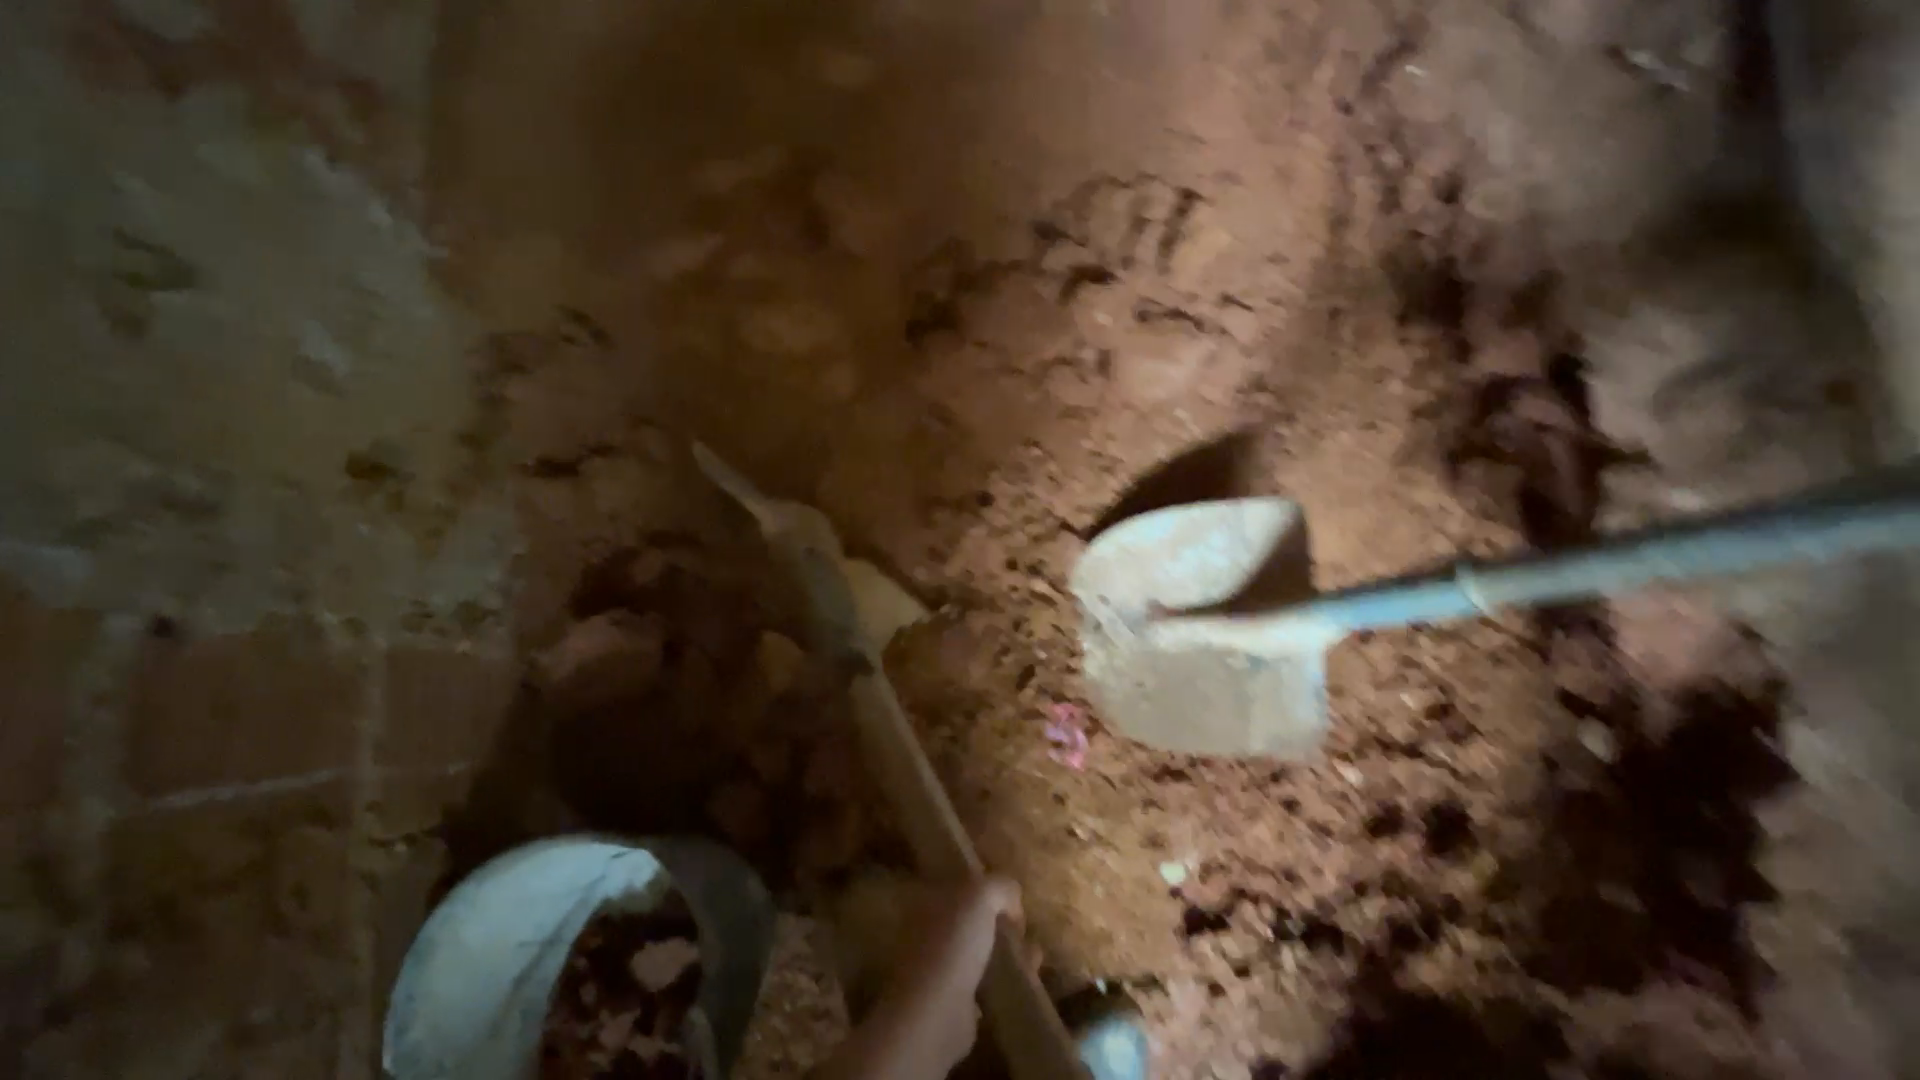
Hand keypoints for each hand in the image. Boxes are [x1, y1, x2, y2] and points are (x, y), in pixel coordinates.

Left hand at [822, 877, 1022, 1079]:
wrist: (936, 1011)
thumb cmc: (952, 943)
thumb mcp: (980, 896)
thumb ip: (999, 886)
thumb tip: (1013, 901)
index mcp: (926, 902)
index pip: (956, 884)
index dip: (983, 885)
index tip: (1008, 895)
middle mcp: (927, 932)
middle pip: (970, 918)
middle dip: (999, 920)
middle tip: (1022, 927)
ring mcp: (939, 968)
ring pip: (979, 950)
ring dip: (1007, 950)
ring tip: (1033, 953)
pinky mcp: (954, 1000)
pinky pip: (985, 981)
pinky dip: (1006, 978)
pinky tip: (1026, 976)